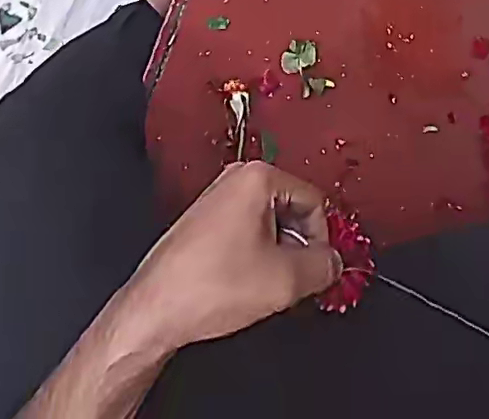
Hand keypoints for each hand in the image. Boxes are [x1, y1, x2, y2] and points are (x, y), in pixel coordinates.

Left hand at [119, 161, 339, 350]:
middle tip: (293, 279)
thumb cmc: (211, 286)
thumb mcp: (284, 280)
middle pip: (292, 208)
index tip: (318, 268)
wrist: (154, 310)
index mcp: (259, 177)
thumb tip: (334, 262)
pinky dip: (257, 252)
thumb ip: (322, 266)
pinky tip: (246, 281)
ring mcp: (220, 195)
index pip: (313, 201)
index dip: (322, 239)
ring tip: (266, 284)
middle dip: (298, 246)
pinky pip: (249, 227)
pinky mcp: (207, 217)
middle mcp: (238, 176)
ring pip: (271, 220)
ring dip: (278, 252)